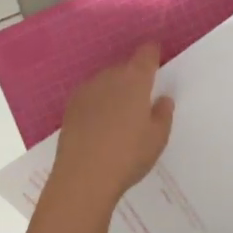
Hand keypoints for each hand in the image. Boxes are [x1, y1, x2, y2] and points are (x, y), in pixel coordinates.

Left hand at [49, 44, 174, 209]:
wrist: (83, 177)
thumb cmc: (128, 155)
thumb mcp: (157, 138)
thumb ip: (163, 114)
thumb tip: (162, 99)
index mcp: (135, 80)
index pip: (146, 54)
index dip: (153, 55)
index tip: (157, 62)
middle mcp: (109, 77)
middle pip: (125, 68)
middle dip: (134, 78)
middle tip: (141, 100)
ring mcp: (86, 90)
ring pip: (106, 81)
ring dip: (114, 90)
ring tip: (120, 116)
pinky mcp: (70, 107)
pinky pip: (91, 96)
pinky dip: (98, 103)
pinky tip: (100, 124)